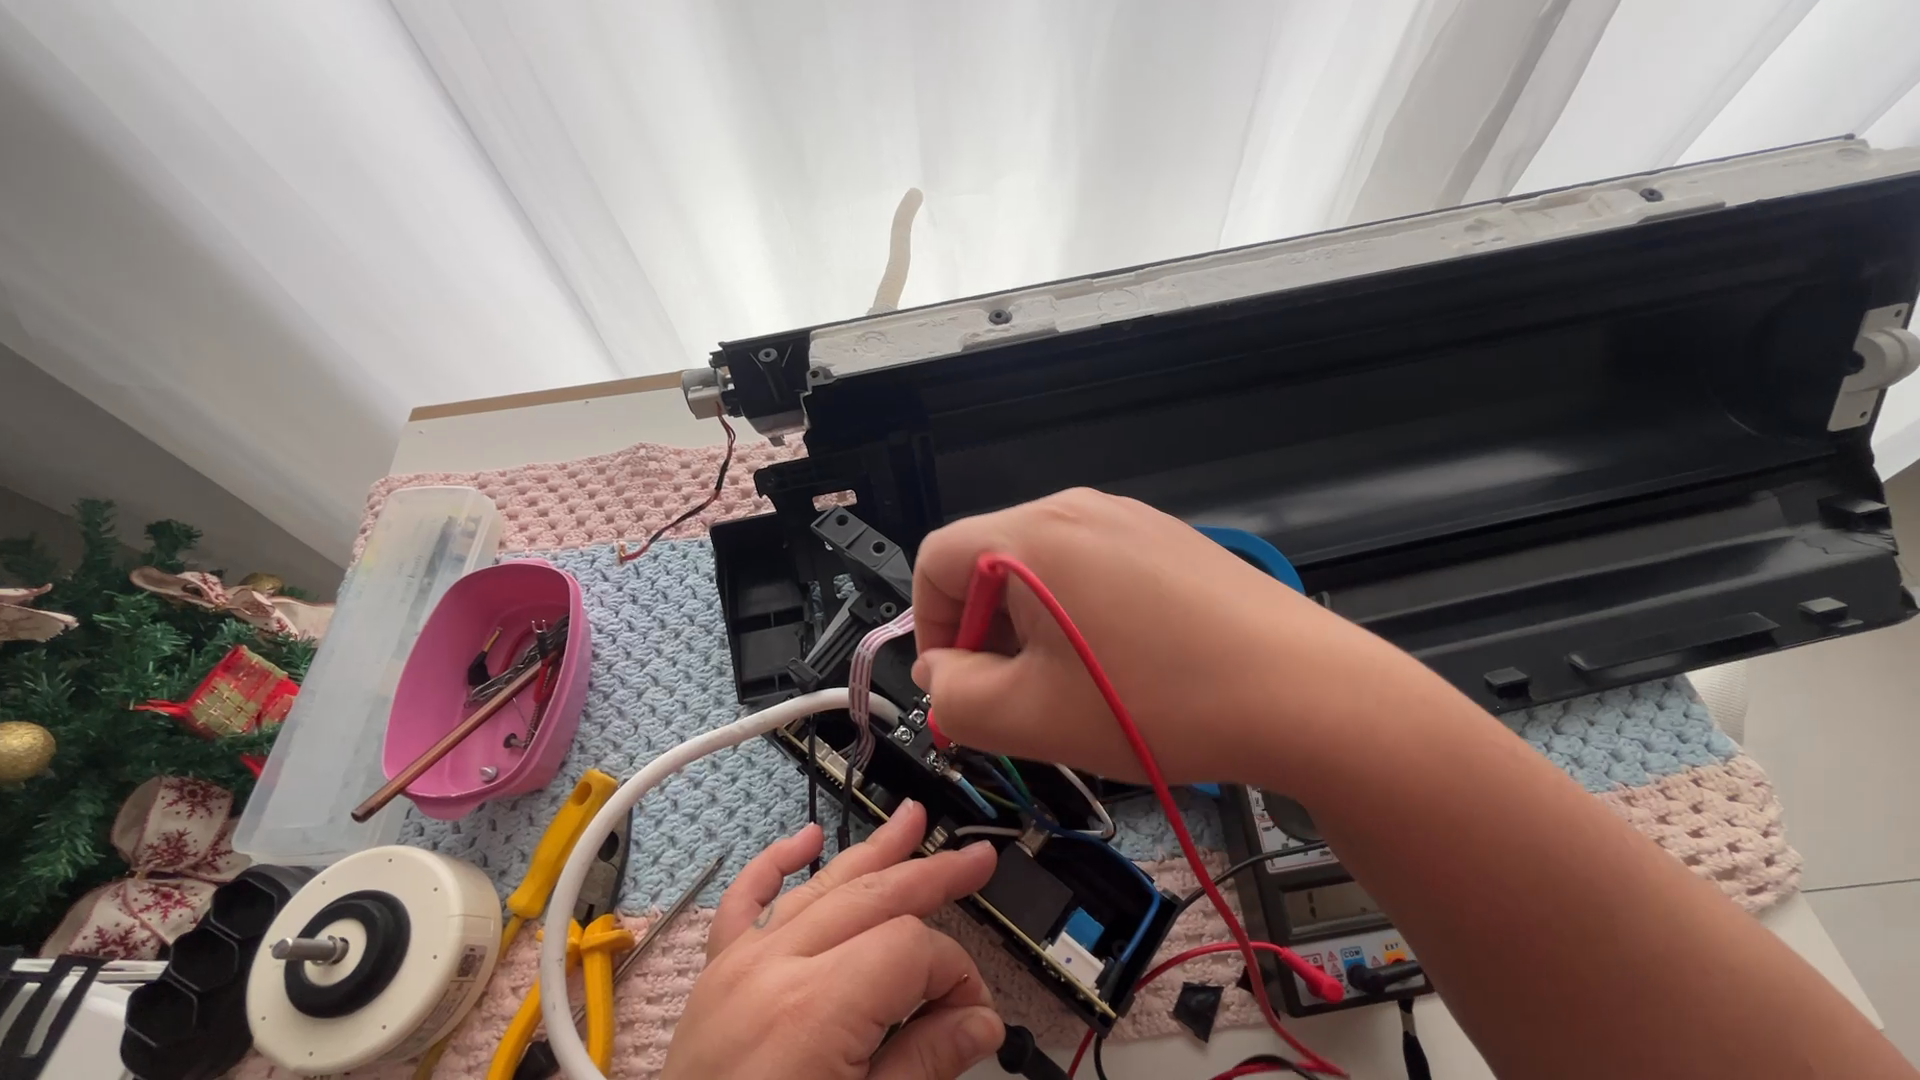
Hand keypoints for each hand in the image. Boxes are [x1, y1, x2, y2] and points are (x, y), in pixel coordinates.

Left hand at [663, 800, 1002, 1079]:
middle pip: (871, 897)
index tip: (973, 1012)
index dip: (955, 973)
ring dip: (871, 852)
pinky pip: (744, 901)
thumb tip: (982, 1022)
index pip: (911, 949)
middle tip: (978, 860)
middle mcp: (775, 967)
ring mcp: (738, 965)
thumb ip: (924, 1063)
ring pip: (819, 886)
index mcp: (815, 1009)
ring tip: (911, 820)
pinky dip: (775, 864)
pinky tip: (806, 838)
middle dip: (931, 877)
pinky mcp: (714, 976)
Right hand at [911, 488, 1446, 789]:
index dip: (927, 624)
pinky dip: (1078, 615)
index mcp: (1033, 538)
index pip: (936, 559)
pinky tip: (1116, 665)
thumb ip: (952, 695)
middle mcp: (1079, 511)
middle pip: (988, 560)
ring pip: (1041, 568)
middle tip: (1009, 693)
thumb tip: (938, 670)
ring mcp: (1130, 521)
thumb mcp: (1029, 717)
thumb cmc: (1162, 704)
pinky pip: (1093, 570)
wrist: (1302, 695)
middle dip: (981, 630)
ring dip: (1030, 627)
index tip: (954, 680)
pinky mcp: (1167, 543)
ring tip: (1065, 685)